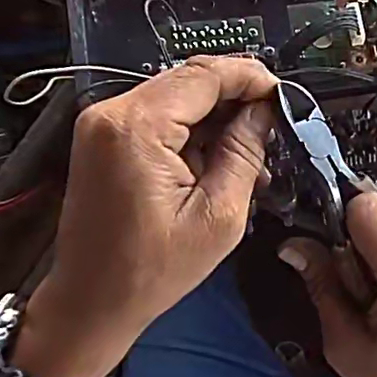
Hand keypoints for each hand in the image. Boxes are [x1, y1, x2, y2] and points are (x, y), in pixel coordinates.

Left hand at [18, 57, 277, 376]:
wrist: (91, 302)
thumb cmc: (153, 270)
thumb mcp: (220, 215)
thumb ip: (245, 152)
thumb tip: (265, 111)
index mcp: (137, 127)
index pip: (205, 75)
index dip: (252, 78)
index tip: (284, 97)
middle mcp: (112, 112)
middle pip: (191, 80)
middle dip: (237, 98)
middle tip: (274, 127)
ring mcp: (104, 123)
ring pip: (179, 97)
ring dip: (218, 117)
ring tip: (252, 154)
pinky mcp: (106, 137)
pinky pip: (162, 116)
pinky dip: (195, 130)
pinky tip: (219, 159)